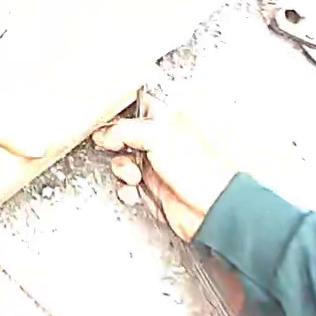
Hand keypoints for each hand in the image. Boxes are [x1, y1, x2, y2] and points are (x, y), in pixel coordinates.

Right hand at [92, 101, 235, 240]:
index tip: (107, 123)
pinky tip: (135, 190)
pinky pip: (125, 185)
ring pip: (120, 161)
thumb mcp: (157, 136)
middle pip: (121, 135)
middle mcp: (157, 140)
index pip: (134, 105)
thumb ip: (124, 129)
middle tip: (117, 149)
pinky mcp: (150, 188)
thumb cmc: (200, 170)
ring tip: (134, 176)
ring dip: (121, 169)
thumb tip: (103, 133)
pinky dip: (126, 189)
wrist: (212, 210)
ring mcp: (153, 164)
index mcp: (163, 120)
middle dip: (114, 145)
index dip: (118, 113)